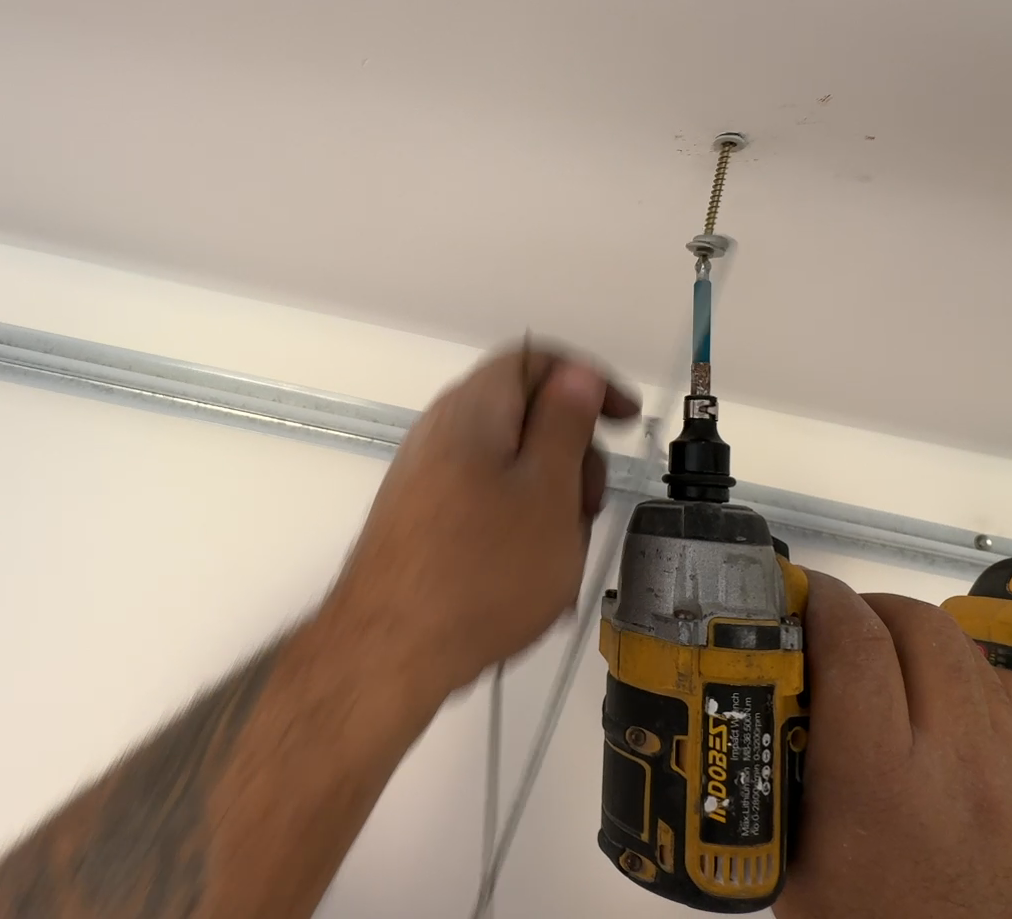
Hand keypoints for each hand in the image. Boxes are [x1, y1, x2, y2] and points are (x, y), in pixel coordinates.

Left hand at [320, 343, 638, 699]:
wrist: (389, 649)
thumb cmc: (481, 571)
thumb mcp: (548, 492)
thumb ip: (565, 424)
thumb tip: (576, 376)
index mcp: (472, 408)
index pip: (535, 361)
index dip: (586, 381)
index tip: (622, 420)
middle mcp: (440, 431)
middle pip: (521, 416)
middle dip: (569, 454)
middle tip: (588, 506)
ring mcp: (425, 476)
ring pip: (507, 468)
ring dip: (547, 500)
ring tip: (560, 555)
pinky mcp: (419, 517)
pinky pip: (482, 502)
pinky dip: (516, 525)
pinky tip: (528, 575)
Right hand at [776, 573, 1011, 918]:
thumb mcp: (786, 842)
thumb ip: (776, 755)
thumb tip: (755, 679)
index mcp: (879, 776)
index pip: (856, 645)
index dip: (824, 599)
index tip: (797, 591)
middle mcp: (957, 761)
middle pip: (918, 628)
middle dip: (868, 607)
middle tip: (833, 626)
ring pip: (967, 649)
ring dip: (915, 635)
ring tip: (882, 657)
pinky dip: (969, 674)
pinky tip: (941, 699)